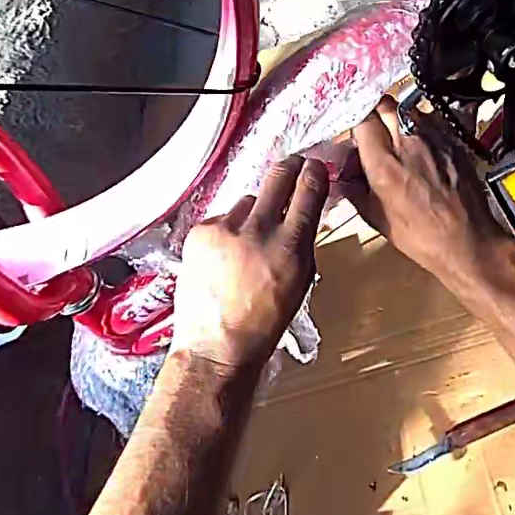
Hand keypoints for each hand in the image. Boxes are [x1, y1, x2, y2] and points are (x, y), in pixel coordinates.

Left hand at [171, 156, 326, 372]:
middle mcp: (259, 231)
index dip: (314, 172)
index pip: (308, 190)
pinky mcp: (200, 232)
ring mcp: (225, 229)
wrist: (215, 347)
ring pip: (248, 201)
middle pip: (278, 175)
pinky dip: (227, 230)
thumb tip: (304, 209)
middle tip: (293, 166)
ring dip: (252, 214)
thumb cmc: (265, 321)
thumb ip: (302, 241)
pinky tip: (224, 256)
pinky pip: (223, 217)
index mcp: (291, 247)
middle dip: (290, 167)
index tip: (314, 166)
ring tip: (245, 245)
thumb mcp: (300, 280)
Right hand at [350, 96, 514, 288]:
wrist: (468, 242)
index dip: (356, 122)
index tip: (355, 132)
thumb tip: (341, 174)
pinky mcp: (454, 139)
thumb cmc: (424, 236)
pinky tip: (422, 145)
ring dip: (399, 119)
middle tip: (374, 129)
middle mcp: (409, 144)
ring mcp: (435, 138)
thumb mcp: (376, 217)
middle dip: (376, 113)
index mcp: (384, 165)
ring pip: (409, 108)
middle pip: (385, 104)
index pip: (362, 119)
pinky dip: (422, 127)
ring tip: (400, 140)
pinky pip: (433, 119)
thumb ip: (354, 189)